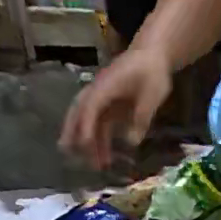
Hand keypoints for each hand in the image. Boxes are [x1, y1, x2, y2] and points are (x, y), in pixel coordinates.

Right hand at [59, 47, 173, 170]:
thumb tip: (131, 142)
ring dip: (88, 141)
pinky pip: (100, 123)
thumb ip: (142, 117)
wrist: (152, 55)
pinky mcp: (109, 104)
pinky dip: (99, 139)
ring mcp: (102, 97)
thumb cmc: (153, 72)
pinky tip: (104, 156)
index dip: (86, 126)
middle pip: (79, 112)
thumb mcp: (153, 95)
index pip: (91, 107)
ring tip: (92, 164)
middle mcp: (99, 91)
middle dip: (72, 132)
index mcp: (106, 85)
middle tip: (67, 152)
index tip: (84, 145)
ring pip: (88, 120)